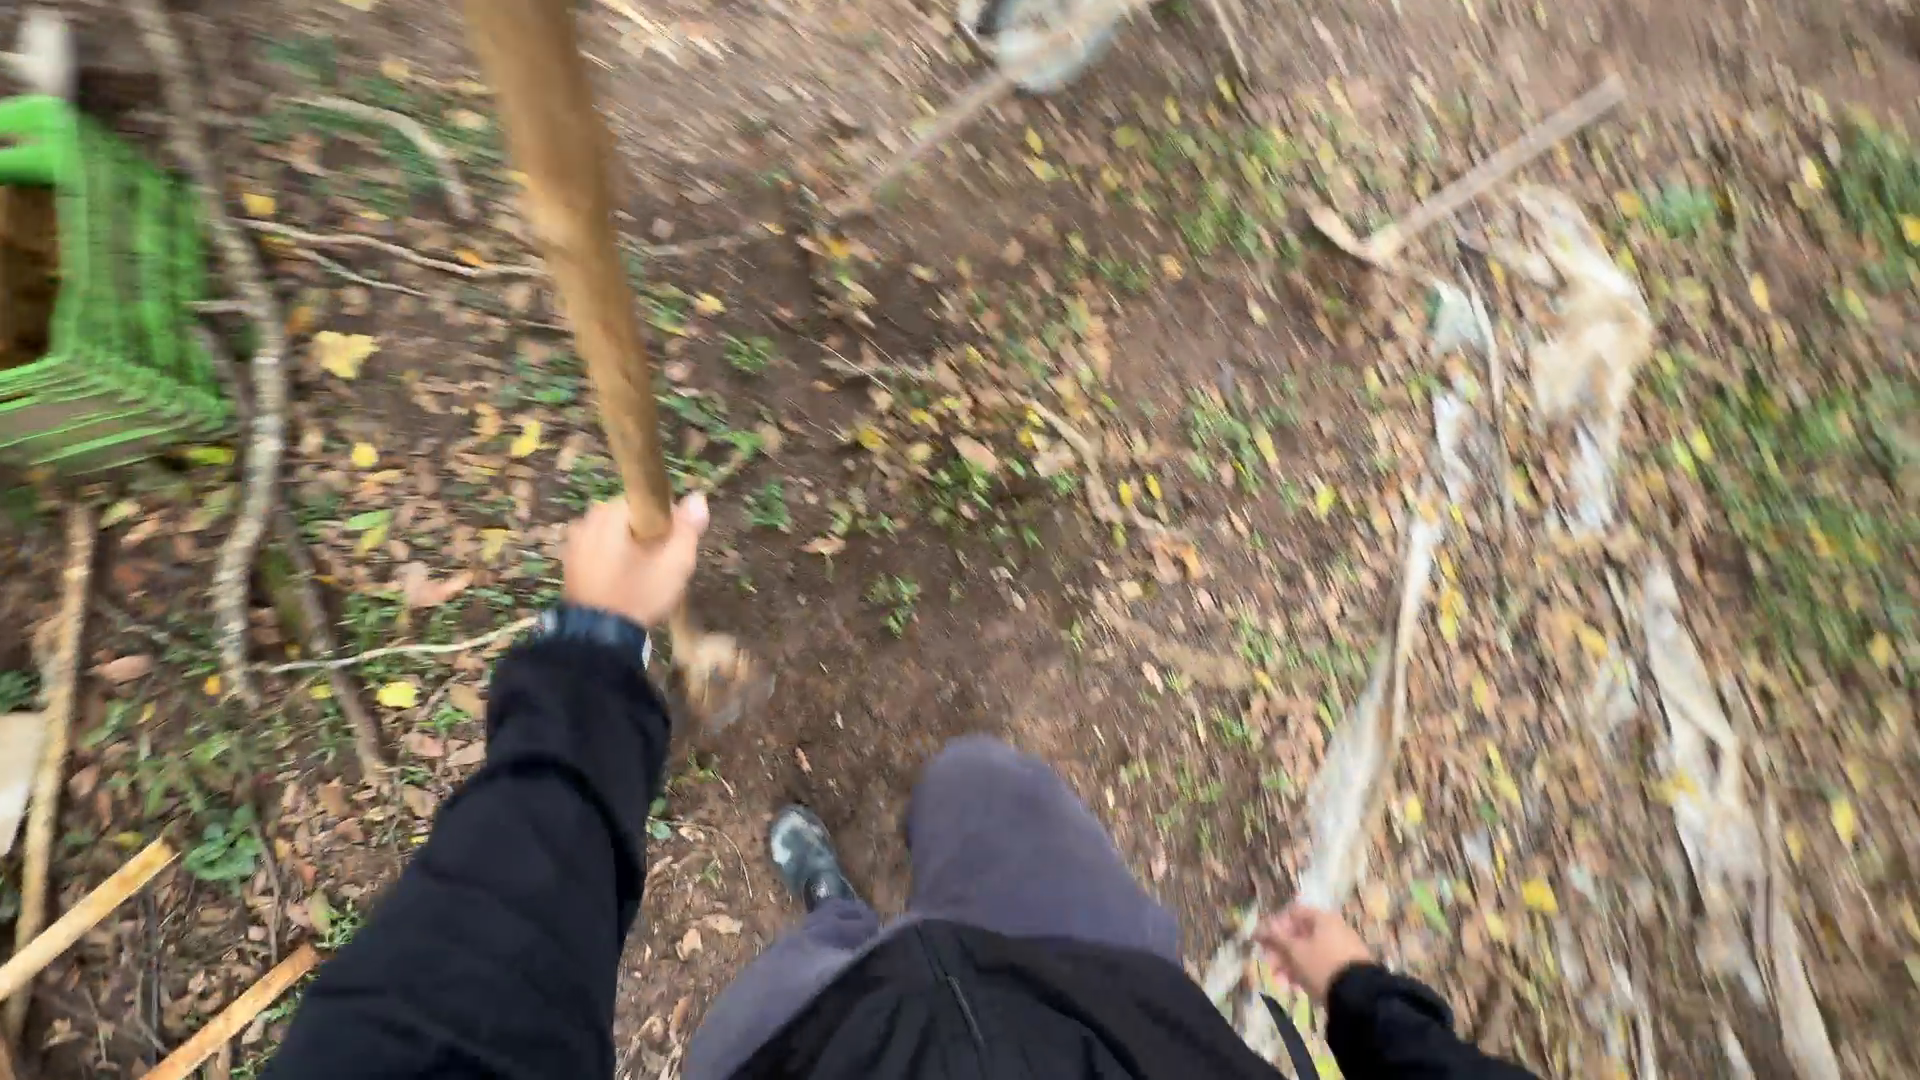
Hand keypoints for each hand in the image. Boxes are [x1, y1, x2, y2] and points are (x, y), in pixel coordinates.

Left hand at [561, 494, 708, 627]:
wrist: (599, 636)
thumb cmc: (639, 593)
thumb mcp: (675, 563)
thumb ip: (688, 528)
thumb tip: (698, 497)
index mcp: (610, 513)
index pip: (648, 501)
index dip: (667, 521)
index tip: (674, 545)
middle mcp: (587, 520)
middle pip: (630, 517)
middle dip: (648, 534)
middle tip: (662, 563)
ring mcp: (573, 542)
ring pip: (614, 534)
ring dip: (630, 547)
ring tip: (644, 575)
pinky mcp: (569, 563)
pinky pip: (599, 550)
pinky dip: (613, 559)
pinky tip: (624, 581)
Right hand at [1255, 905, 1373, 1001]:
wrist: (1362, 998)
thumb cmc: (1322, 965)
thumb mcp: (1295, 951)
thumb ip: (1275, 937)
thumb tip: (1259, 927)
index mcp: (1322, 918)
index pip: (1292, 912)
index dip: (1274, 925)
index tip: (1263, 941)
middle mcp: (1334, 929)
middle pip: (1299, 934)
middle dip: (1281, 950)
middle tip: (1269, 965)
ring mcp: (1343, 949)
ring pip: (1309, 952)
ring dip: (1290, 964)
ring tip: (1281, 982)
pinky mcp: (1348, 969)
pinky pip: (1321, 965)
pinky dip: (1306, 972)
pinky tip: (1296, 987)